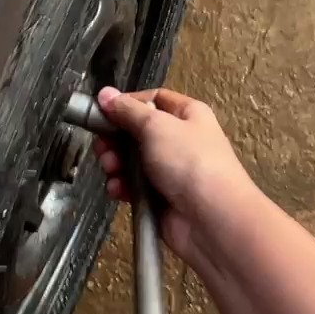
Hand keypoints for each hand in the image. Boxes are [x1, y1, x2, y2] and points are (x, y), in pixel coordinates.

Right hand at [92, 86, 259, 259]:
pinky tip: (117, 189)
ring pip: (131, 159)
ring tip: (112, 169)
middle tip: (103, 146)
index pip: (153, 99)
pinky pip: (133, 185)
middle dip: (115, 138)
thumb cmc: (189, 161)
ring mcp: (170, 169)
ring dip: (116, 163)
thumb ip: (127, 110)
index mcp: (187, 114)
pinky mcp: (160, 196)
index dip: (128, 103)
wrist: (211, 219)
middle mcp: (179, 139)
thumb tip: (105, 93)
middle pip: (136, 130)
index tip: (103, 110)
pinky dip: (122, 186)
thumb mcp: (156, 125)